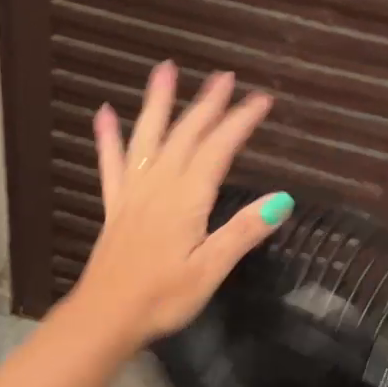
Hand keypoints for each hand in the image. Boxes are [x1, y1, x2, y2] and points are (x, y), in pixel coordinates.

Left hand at [65, 61, 292, 343]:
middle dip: (207, 104)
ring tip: (164, 70)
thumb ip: (242, 231)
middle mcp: (159, 185)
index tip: (261, 99)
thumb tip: (282, 199)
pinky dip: (109, 137)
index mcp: (187, 199)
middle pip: (186, 135)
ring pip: (148, 138)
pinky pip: (112, 164)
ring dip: (158, 103)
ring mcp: (133, 192)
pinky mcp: (115, 205)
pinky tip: (104, 114)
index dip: (240, 122)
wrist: (106, 315)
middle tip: (224, 75)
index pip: (218, 150)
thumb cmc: (163, 298)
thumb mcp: (210, 269)